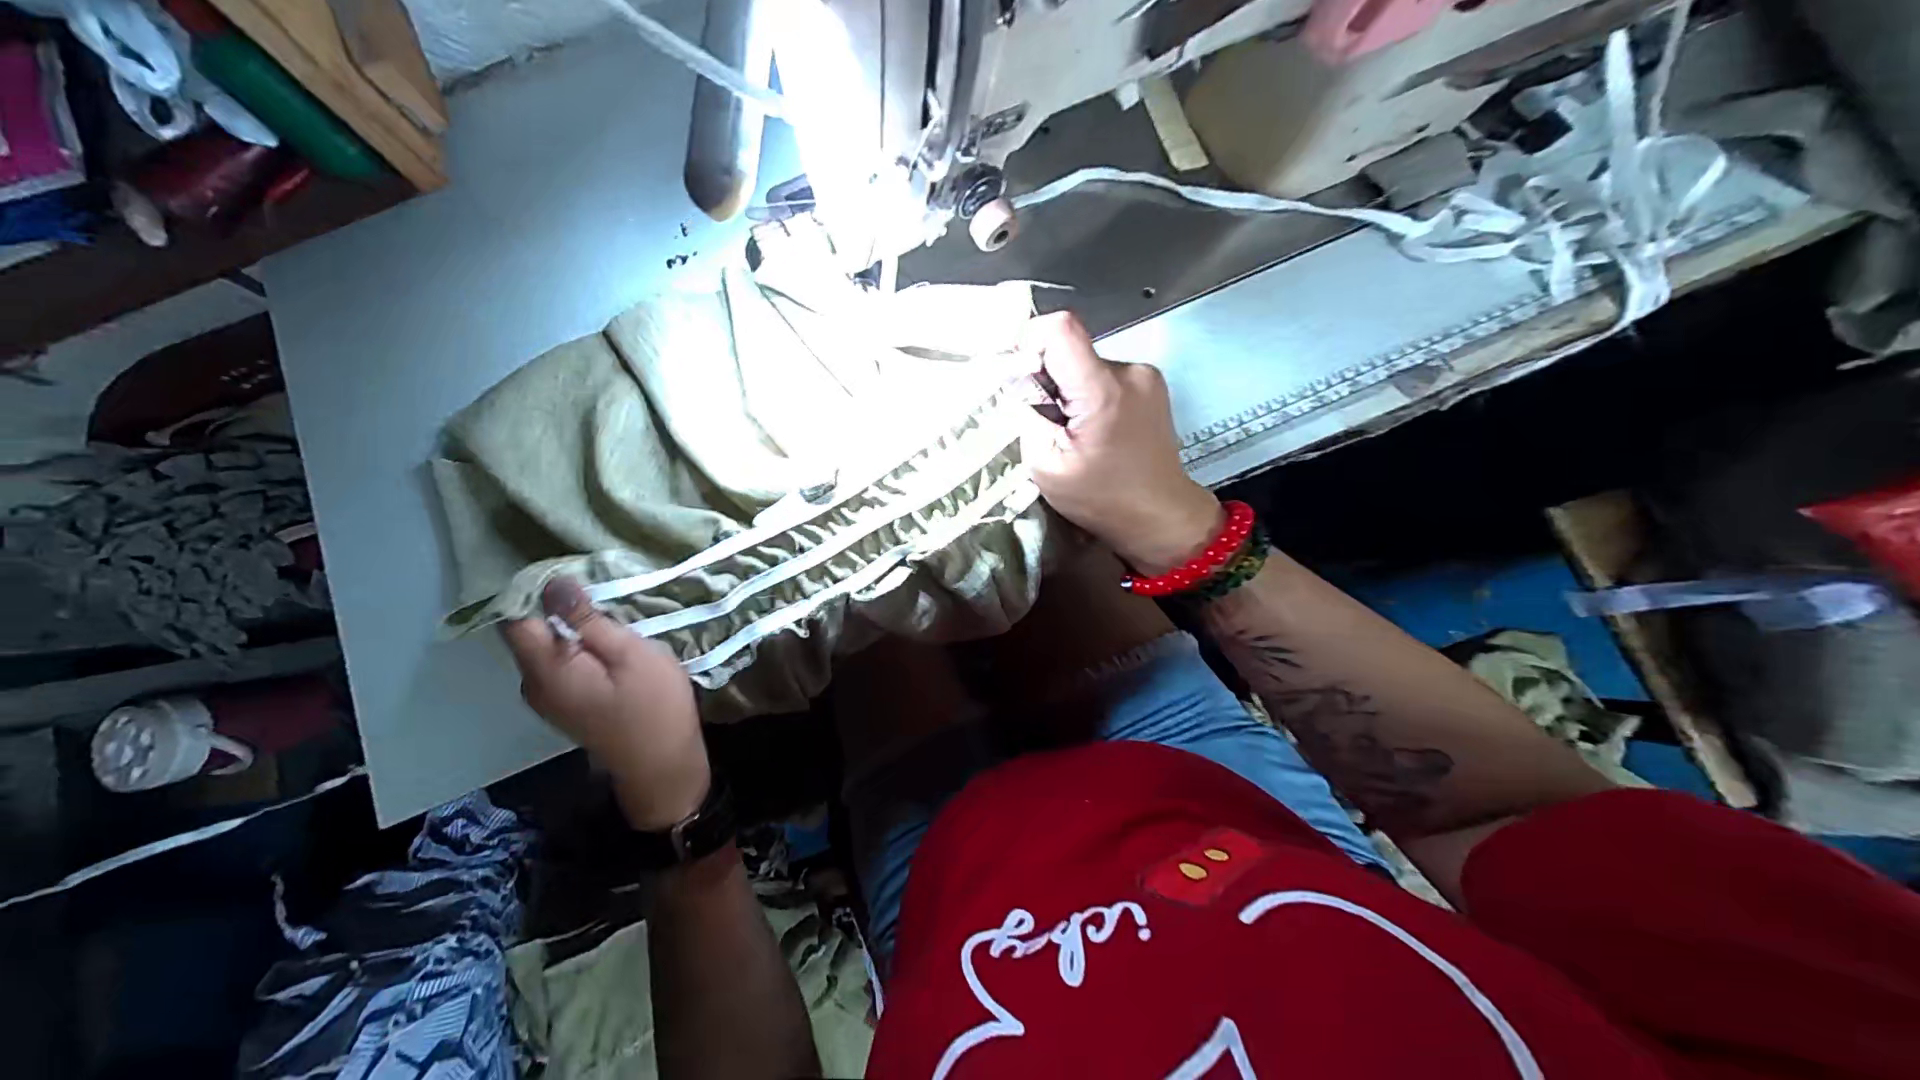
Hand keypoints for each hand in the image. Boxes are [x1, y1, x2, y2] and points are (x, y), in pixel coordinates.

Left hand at [501, 577, 709, 829]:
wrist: (663, 764)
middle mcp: (533, 684)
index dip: (537, 591)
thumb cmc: (653, 705)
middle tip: (607, 599)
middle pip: (531, 632)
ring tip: (615, 622)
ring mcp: (547, 698)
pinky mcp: (565, 704)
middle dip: (560, 609)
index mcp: (545, 670)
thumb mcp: (629, 653)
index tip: (576, 578)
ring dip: (574, 630)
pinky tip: (611, 650)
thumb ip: (587, 619)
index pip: (514, 617)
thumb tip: (554, 583)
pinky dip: (579, 649)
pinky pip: (560, 664)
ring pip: (548, 648)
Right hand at [1017, 311, 1222, 573]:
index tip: (1017, 374)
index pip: (1060, 328)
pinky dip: (1088, 396)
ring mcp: (1144, 376)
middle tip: (1045, 421)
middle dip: (1047, 378)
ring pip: (1085, 363)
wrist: (1160, 516)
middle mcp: (1129, 371)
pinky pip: (1103, 375)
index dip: (1028, 341)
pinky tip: (1092, 430)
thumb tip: (1015, 381)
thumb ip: (1026, 416)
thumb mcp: (1046, 466)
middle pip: (1070, 348)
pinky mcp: (1149, 384)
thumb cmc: (1104, 499)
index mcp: (1103, 390)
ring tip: (1072, 432)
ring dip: (1068, 390)